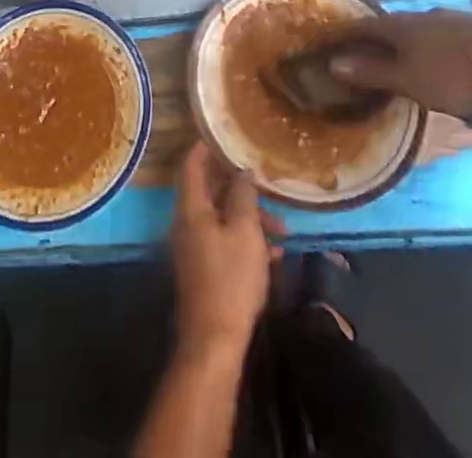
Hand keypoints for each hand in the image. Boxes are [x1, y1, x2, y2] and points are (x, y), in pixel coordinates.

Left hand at [169, 143, 284, 357]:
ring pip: (223, 219)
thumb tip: (242, 170)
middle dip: (240, 188)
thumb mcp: (244, 232)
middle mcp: (187, 223)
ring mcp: (194, 246)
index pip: (190, 166)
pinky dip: (247, 241)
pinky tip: (275, 254)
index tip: (221, 134)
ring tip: (283, 231)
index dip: (204, 147)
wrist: (214, 337)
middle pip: (210, 192)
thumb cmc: (231, 278)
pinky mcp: (204, 268)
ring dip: (250, 219)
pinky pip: (225, 242)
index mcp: (191, 209)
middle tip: (266, 184)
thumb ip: (242, 196)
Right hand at [328, 9, 471, 123]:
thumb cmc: (458, 76)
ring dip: (411, 46)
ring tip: (406, 64)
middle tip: (365, 58)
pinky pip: (450, 41)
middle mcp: (427, 16)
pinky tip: (447, 67)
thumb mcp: (409, 81)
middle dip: (378, 42)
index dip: (343, 35)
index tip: (327, 43)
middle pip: (394, 27)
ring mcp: (459, 22)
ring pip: (424, 32)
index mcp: (402, 25)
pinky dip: (438, 52)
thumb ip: (371, 72)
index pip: (362, 25)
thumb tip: (333, 62)